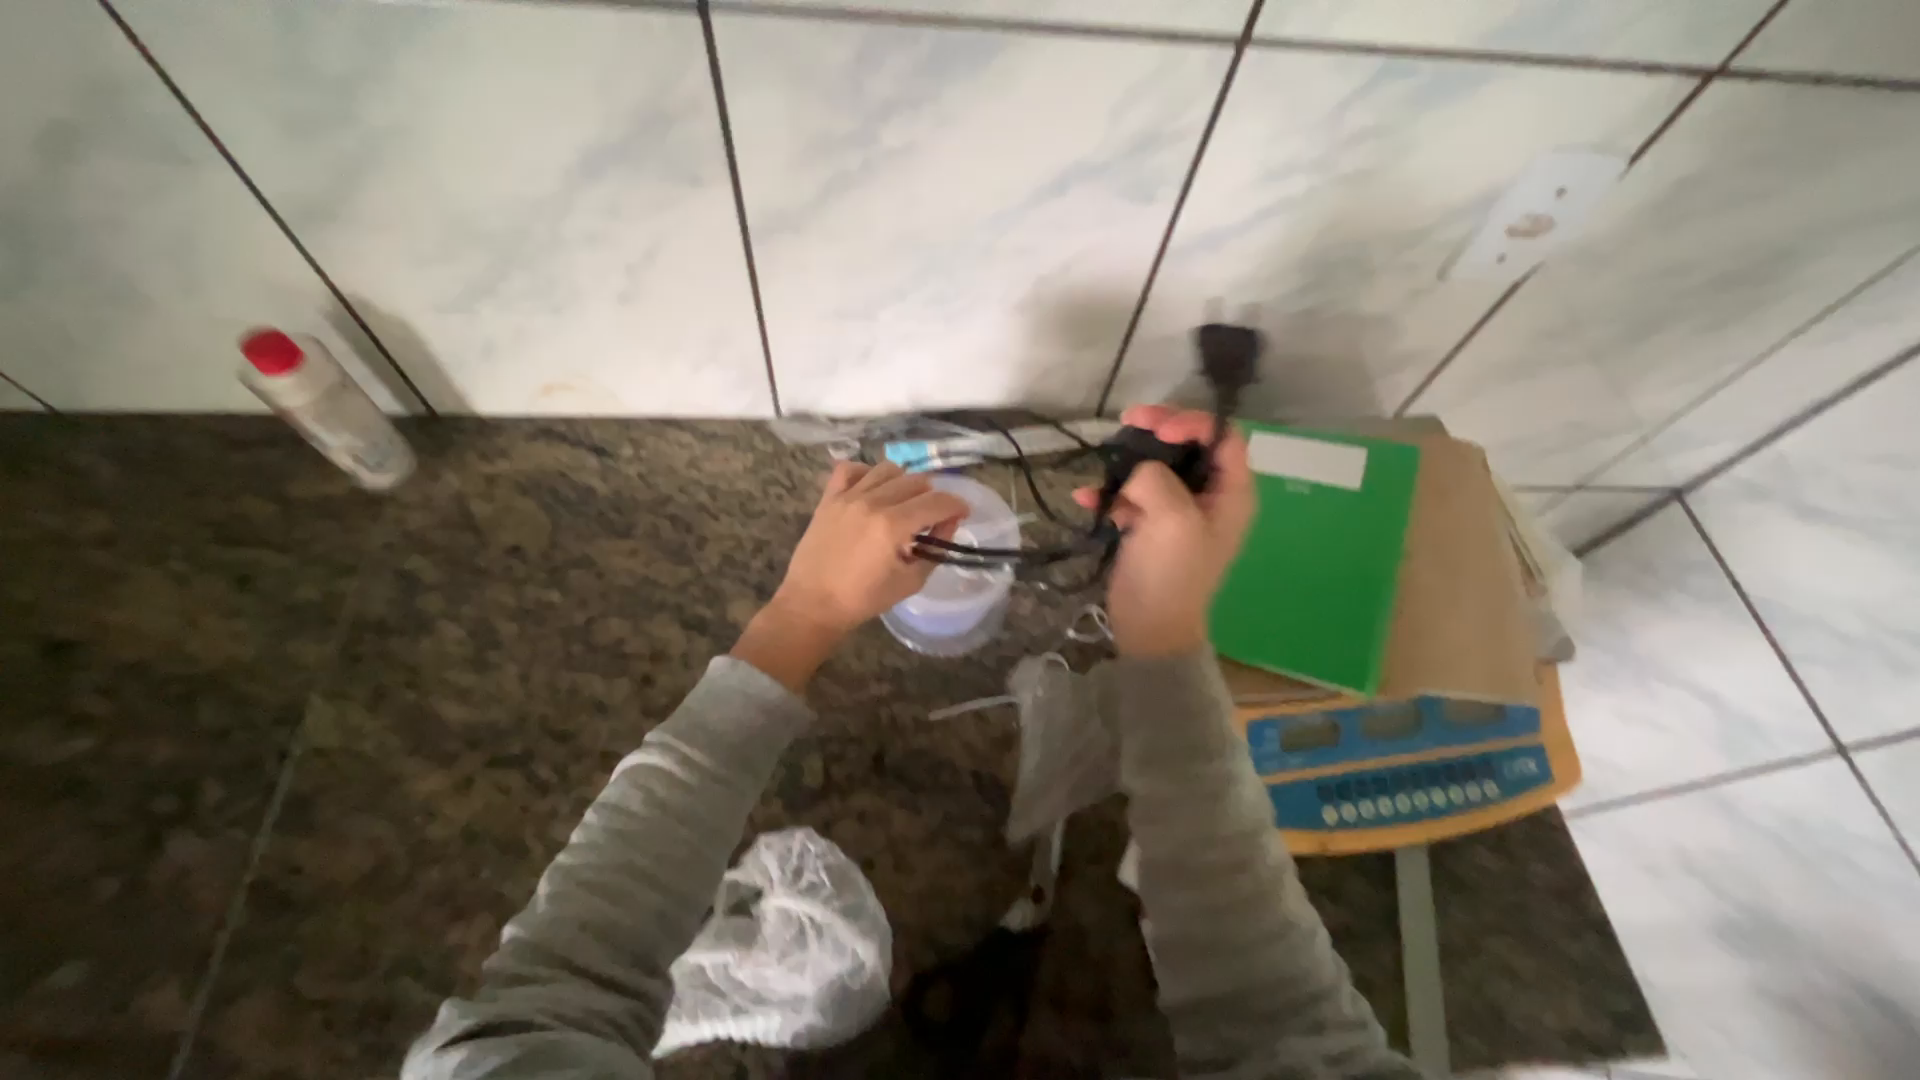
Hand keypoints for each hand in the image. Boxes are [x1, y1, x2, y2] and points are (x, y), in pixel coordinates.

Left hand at [733, 462, 967, 689]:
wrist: (813, 604)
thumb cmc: (864, 599)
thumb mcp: (910, 581)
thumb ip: (935, 549)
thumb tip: (949, 524)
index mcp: (893, 525)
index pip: (938, 501)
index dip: (957, 505)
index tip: (963, 513)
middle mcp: (872, 502)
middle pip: (916, 481)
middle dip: (933, 497)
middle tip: (931, 517)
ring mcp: (847, 497)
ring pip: (888, 469)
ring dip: (904, 482)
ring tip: (903, 503)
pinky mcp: (828, 498)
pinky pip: (850, 469)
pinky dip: (866, 473)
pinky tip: (872, 491)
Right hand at [1073, 405, 1255, 656]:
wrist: (1151, 626)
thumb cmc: (1172, 572)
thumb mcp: (1173, 517)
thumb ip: (1157, 477)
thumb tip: (1138, 471)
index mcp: (1232, 492)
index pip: (1223, 436)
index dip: (1193, 423)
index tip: (1158, 430)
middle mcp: (1210, 495)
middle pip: (1187, 445)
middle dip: (1156, 432)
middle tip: (1127, 421)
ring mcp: (1178, 510)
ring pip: (1155, 467)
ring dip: (1127, 462)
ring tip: (1103, 464)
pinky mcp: (1150, 524)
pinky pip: (1131, 495)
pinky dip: (1110, 493)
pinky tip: (1086, 497)